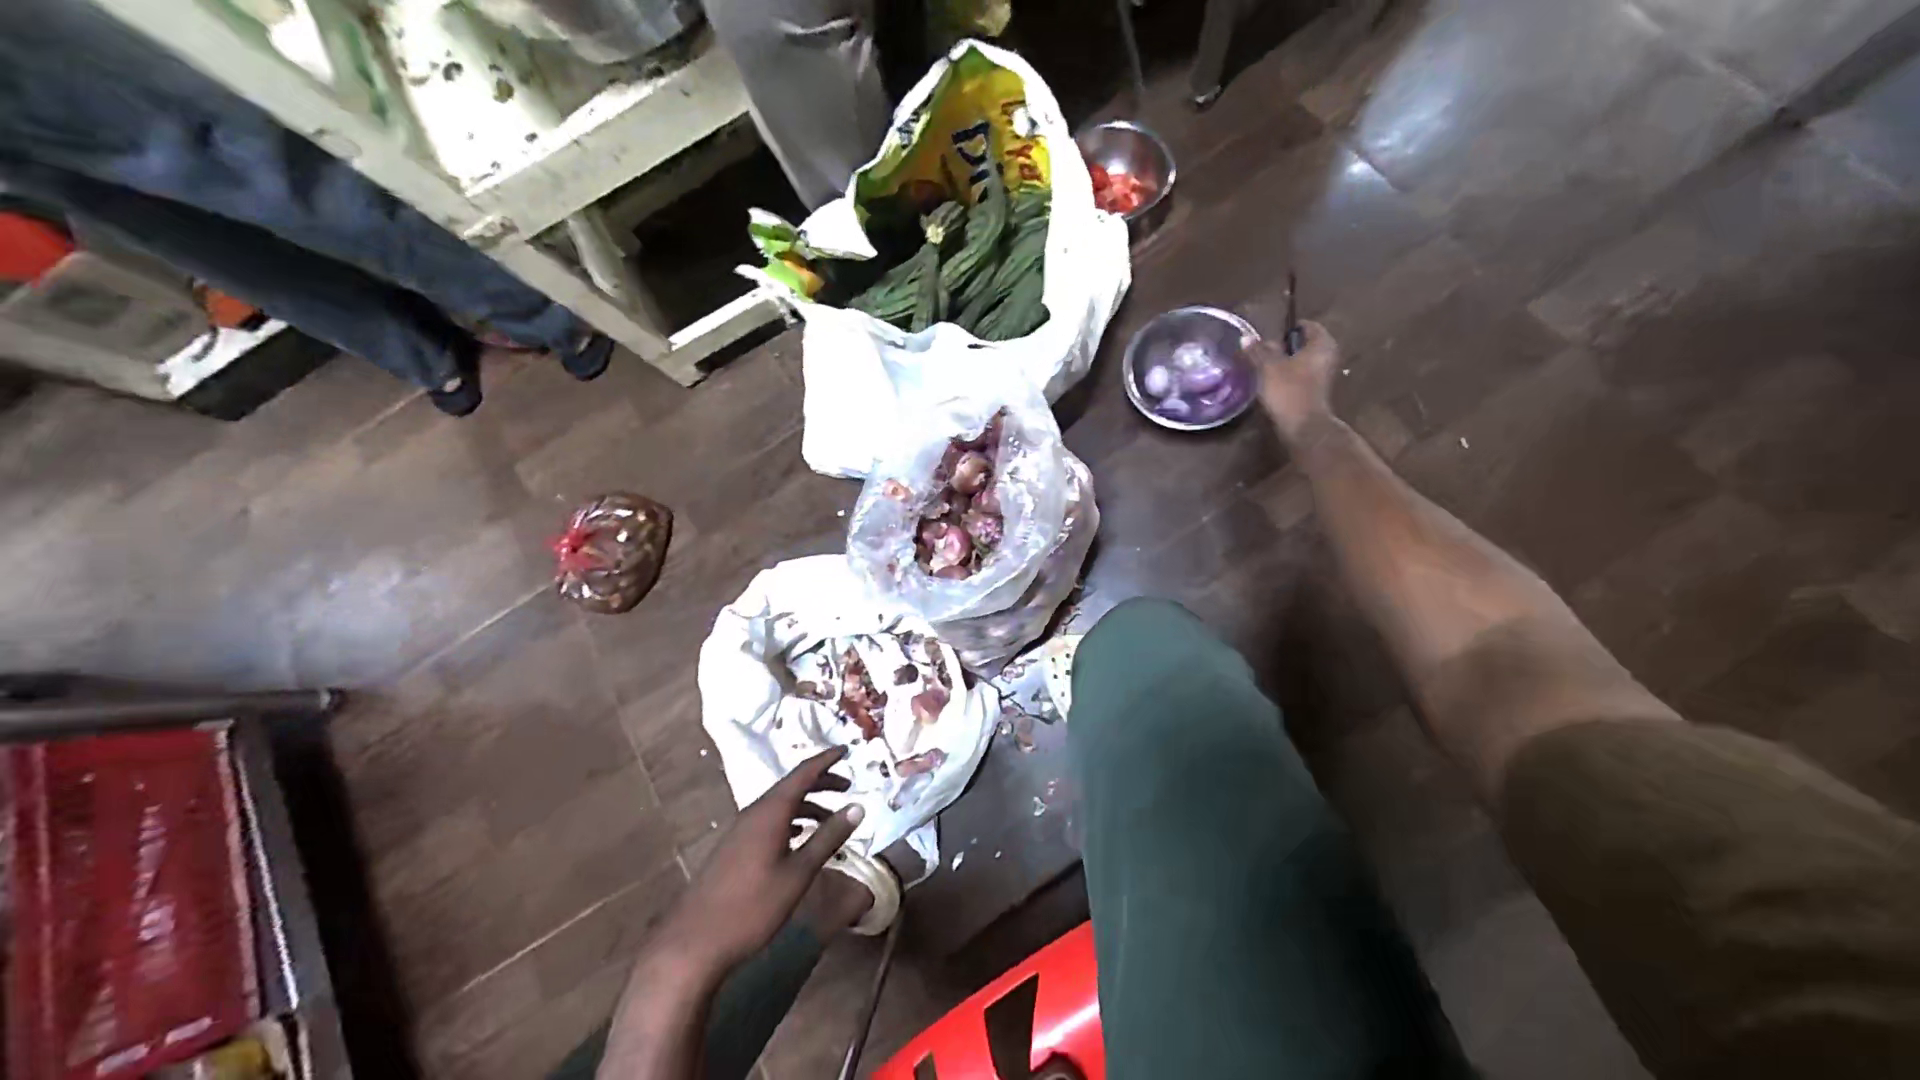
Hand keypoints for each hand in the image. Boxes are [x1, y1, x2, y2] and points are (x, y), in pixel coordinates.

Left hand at [659, 747, 863, 976]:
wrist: (694, 943)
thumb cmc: (753, 907)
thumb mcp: (799, 873)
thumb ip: (828, 837)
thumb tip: (857, 807)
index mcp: (770, 812)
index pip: (803, 773)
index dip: (826, 760)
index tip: (846, 750)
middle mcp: (754, 813)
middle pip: (791, 786)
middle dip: (820, 782)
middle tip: (847, 785)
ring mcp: (740, 830)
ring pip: (779, 805)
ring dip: (807, 805)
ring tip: (830, 819)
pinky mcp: (734, 848)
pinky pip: (768, 821)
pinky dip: (791, 820)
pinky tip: (799, 838)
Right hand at [1255, 319, 1340, 445]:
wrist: (1303, 427)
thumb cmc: (1288, 391)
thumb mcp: (1268, 367)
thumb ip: (1257, 351)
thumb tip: (1246, 338)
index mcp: (1321, 344)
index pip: (1305, 326)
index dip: (1284, 330)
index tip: (1266, 340)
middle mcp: (1327, 355)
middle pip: (1302, 344)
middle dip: (1281, 348)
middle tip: (1260, 355)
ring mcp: (1323, 375)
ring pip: (1300, 361)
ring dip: (1282, 364)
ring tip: (1262, 370)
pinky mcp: (1316, 391)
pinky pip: (1300, 376)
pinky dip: (1287, 377)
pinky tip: (1271, 385)